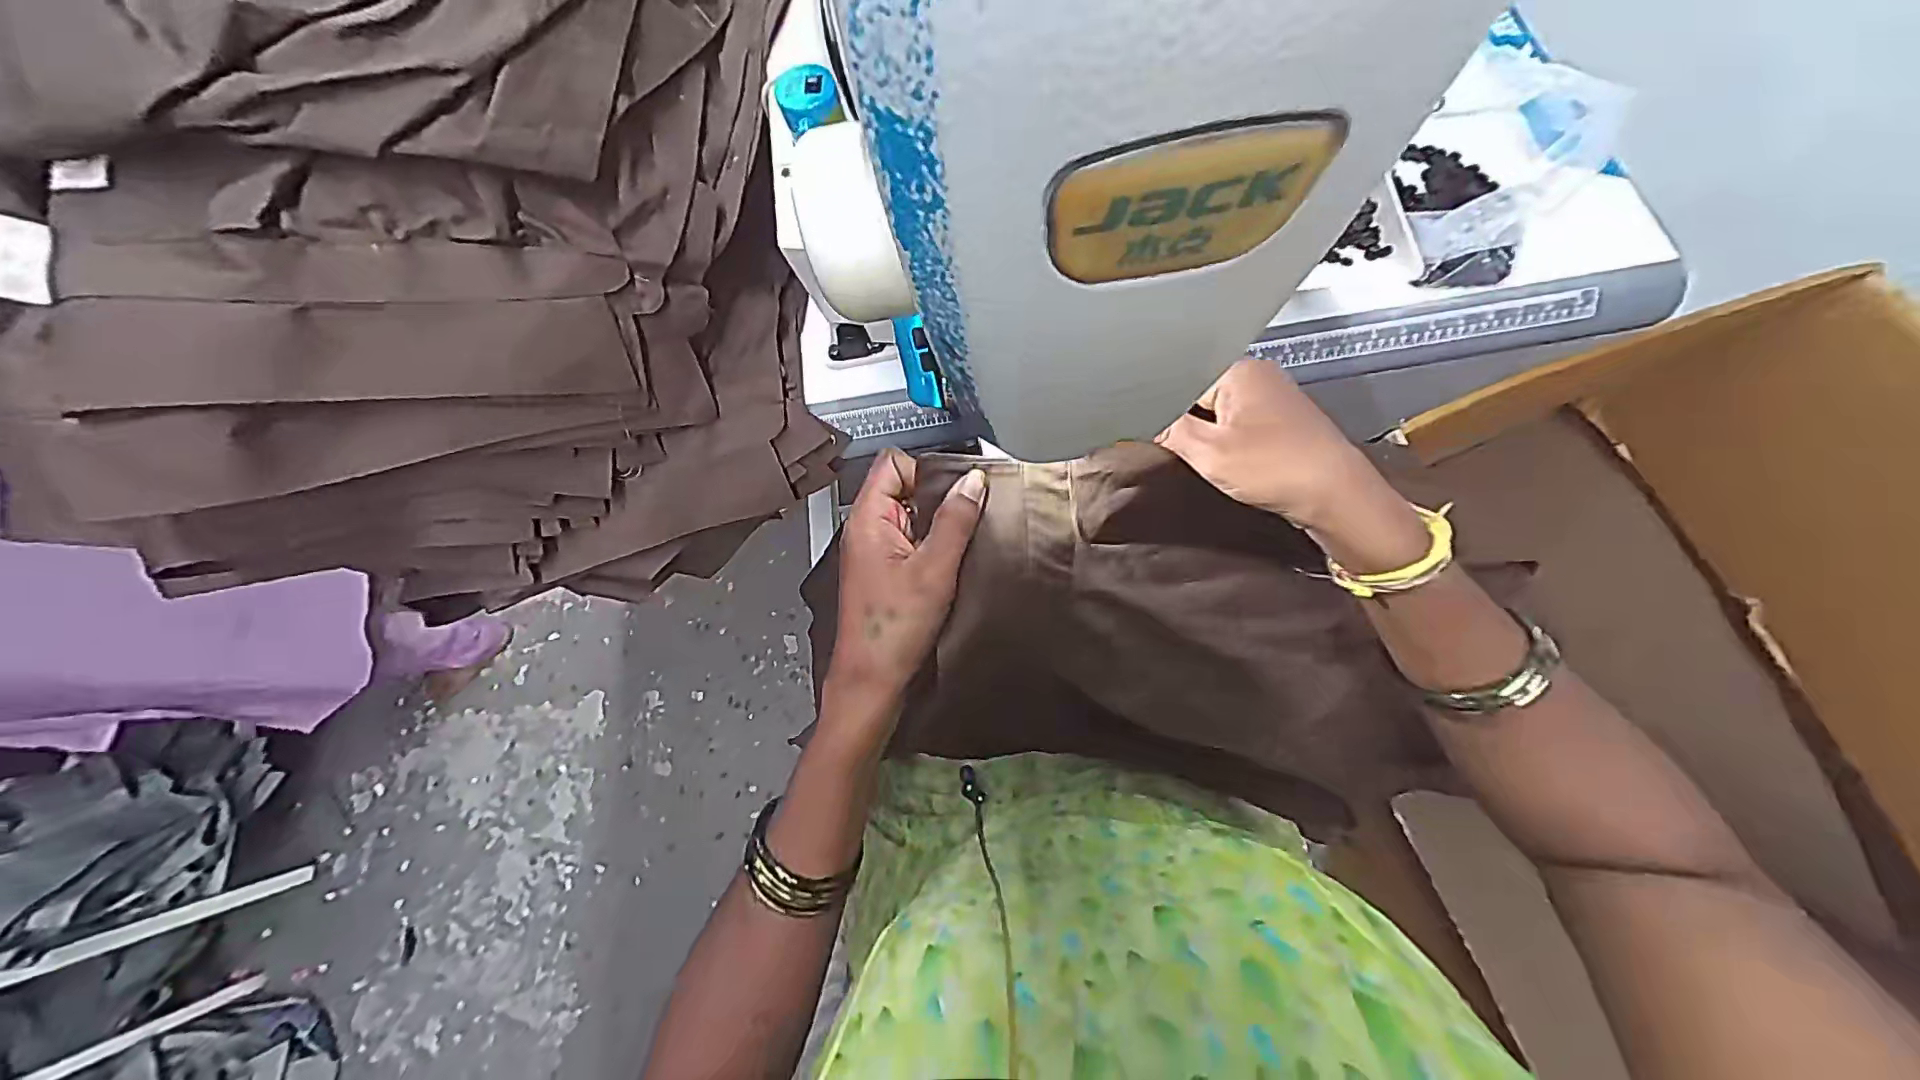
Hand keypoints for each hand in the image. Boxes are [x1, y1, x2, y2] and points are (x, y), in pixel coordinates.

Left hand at [822, 449, 986, 738]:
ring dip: (939, 527)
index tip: (957, 488)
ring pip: (913, 516)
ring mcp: (876, 551)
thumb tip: (973, 482)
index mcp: (868, 519)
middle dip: (939, 499)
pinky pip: (914, 542)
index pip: (893, 463)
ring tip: (956, 550)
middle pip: (905, 487)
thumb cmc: (890, 632)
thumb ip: (955, 521)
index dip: (927, 468)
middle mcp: (866, 530)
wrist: (872, 680)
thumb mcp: (934, 570)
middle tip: (963, 522)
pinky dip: (934, 548)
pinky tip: (948, 567)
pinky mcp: (886, 572)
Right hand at [1157, 358, 1427, 572]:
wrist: (1337, 497)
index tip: (1158, 439)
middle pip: (1198, 399)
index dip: (1163, 413)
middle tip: (1186, 454)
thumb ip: (1169, 431)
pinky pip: (1238, 430)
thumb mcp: (1208, 452)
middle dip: (1186, 428)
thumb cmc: (1279, 469)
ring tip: (1212, 462)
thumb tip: (1145, 424)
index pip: (1179, 383)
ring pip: (1217, 417)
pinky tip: (1230, 467)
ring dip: (1208, 442)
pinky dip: (1228, 448)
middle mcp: (1258, 377)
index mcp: (1240, 370)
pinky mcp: (1280, 425)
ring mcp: (1272, 401)